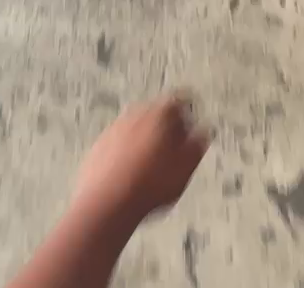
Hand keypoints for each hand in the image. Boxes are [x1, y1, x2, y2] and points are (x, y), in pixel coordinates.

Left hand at [68, 93, 211, 224]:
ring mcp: (115, 127)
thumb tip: (204, 132)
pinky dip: (127, 152)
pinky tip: (131, 175)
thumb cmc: (150, 185)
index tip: (193, 127)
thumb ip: (198, 144)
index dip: (190, 113)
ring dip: (146, 140)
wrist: (106, 204)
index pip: (182, 100)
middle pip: (158, 112)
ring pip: (138, 128)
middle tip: (174, 152)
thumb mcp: (186, 168)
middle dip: (167, 128)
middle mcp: (137, 112)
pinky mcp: (100, 144)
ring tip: (152, 168)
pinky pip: (120, 142)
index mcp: (161, 112)